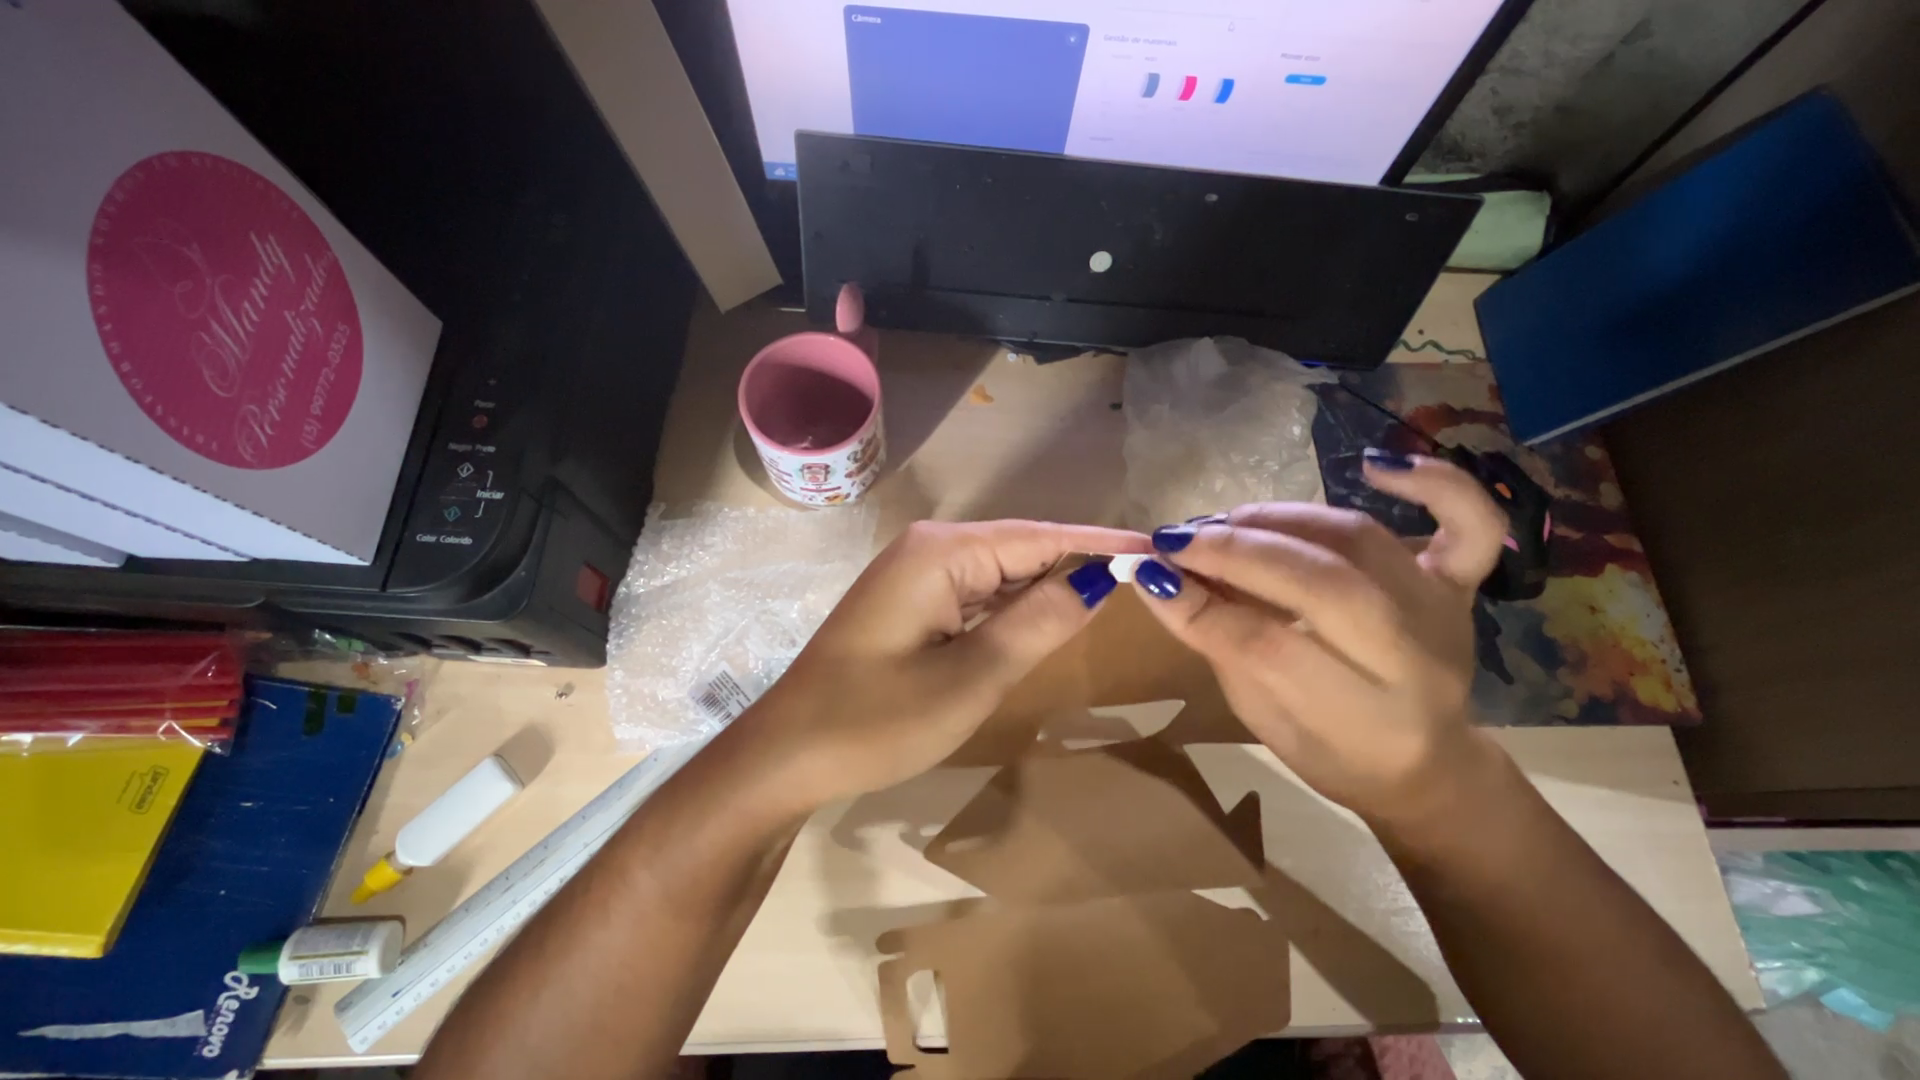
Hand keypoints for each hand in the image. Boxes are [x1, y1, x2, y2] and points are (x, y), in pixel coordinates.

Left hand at [739, 520, 1150, 811]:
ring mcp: (915, 574)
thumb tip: (1099, 578)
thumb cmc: (876, 721)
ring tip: (1114, 598)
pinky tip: (1047, 621)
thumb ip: (1038, 623)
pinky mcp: (909, 602)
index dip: (1102, 544)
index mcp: (942, 552)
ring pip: (1000, 572)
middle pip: (1022, 548)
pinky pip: (976, 593)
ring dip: (1048, 587)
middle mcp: (929, 547)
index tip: (1161, 551)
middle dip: (1079, 565)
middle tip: (1149, 584)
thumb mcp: (971, 678)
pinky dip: (1013, 607)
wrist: (785, 756)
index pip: (1042, 536)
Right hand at [1127, 451, 1510, 820]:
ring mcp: (1442, 611)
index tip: (1145, 570)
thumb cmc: (1330, 751)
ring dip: (1281, 519)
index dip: (1199, 604)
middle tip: (1176, 540)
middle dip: (1236, 553)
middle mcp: (1411, 657)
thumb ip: (1216, 641)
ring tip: (1227, 522)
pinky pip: (1469, 522)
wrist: (1425, 765)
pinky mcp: (1462, 584)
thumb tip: (1157, 577)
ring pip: (1359, 540)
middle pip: (1320, 584)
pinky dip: (1433, 483)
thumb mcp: (1259, 714)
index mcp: (1358, 714)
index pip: (1267, 645)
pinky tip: (1374, 465)